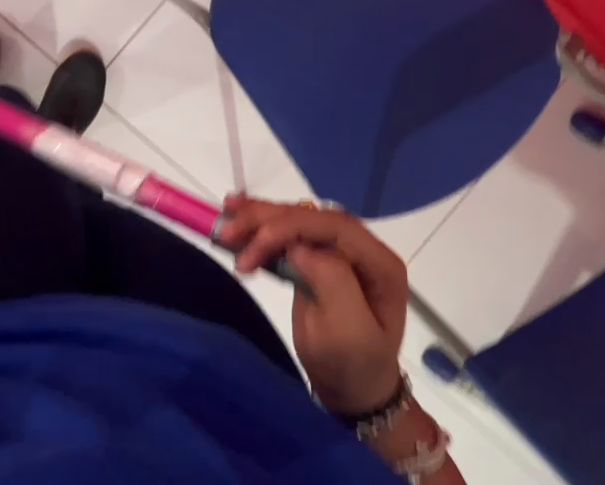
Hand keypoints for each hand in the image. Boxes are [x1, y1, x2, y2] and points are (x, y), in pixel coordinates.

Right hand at [217, 197, 408, 413]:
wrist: (351, 391)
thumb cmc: (353, 364)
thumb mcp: (348, 331)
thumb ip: (332, 282)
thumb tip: (299, 247)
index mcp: (378, 261)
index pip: (333, 226)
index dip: (292, 226)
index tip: (256, 243)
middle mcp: (359, 248)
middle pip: (310, 217)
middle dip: (267, 219)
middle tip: (228, 231)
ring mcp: (337, 250)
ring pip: (295, 219)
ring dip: (258, 216)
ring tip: (225, 213)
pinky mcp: (315, 258)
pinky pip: (287, 234)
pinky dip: (261, 226)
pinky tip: (238, 216)